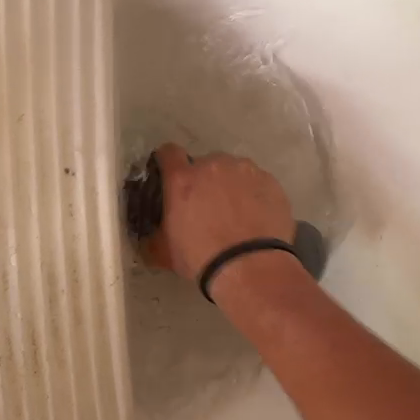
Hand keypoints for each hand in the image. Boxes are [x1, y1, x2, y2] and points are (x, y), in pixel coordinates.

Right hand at [147, 143, 297, 281]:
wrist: (250, 267)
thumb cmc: (200, 256)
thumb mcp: (164, 251)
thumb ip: (153, 237)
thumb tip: (148, 240)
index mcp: (182, 179)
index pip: (168, 152)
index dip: (167, 162)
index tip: (169, 176)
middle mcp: (213, 166)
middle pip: (204, 163)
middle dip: (203, 180)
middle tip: (206, 206)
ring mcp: (245, 171)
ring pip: (233, 171)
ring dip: (229, 184)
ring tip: (235, 212)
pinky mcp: (271, 182)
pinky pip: (257, 182)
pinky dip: (253, 194)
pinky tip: (255, 217)